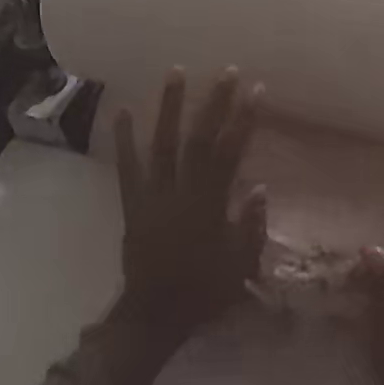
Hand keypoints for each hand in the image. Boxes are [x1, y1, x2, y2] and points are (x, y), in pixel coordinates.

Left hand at [113, 68, 266, 337]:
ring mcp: (153, 194)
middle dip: (214, 103)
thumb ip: (251, 226)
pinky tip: (123, 111)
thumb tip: (261, 188)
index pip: (231, 154)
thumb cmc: (203, 291)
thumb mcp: (240, 265)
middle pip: (199, 139)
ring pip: (162, 143)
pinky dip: (124, 139)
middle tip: (227, 71)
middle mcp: (181, 192)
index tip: (257, 91)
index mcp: (210, 206)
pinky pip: (127, 167)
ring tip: (176, 71)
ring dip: (170, 106)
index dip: (244, 121)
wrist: (154, 313)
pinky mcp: (132, 202)